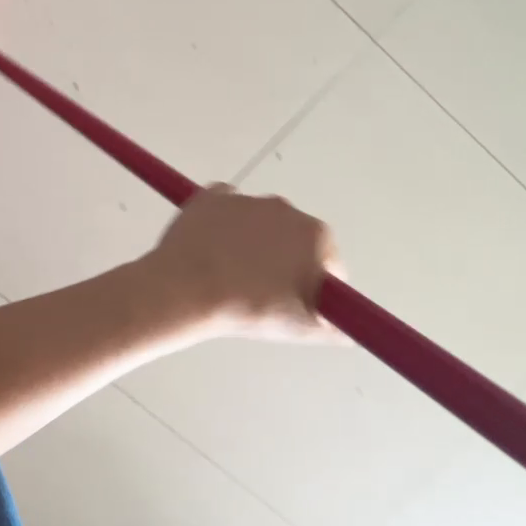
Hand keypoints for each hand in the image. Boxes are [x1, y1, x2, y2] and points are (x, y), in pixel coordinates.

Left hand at [147, 183, 341, 341]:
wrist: (183, 289)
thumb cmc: (249, 308)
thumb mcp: (303, 329)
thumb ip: (334, 326)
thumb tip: (342, 328)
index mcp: (315, 235)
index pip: (327, 263)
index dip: (315, 285)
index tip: (295, 301)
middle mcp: (283, 207)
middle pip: (292, 238)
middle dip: (284, 260)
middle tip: (259, 287)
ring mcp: (243, 198)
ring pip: (257, 222)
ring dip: (251, 239)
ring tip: (228, 269)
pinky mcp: (208, 196)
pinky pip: (223, 207)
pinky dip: (221, 221)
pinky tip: (210, 243)